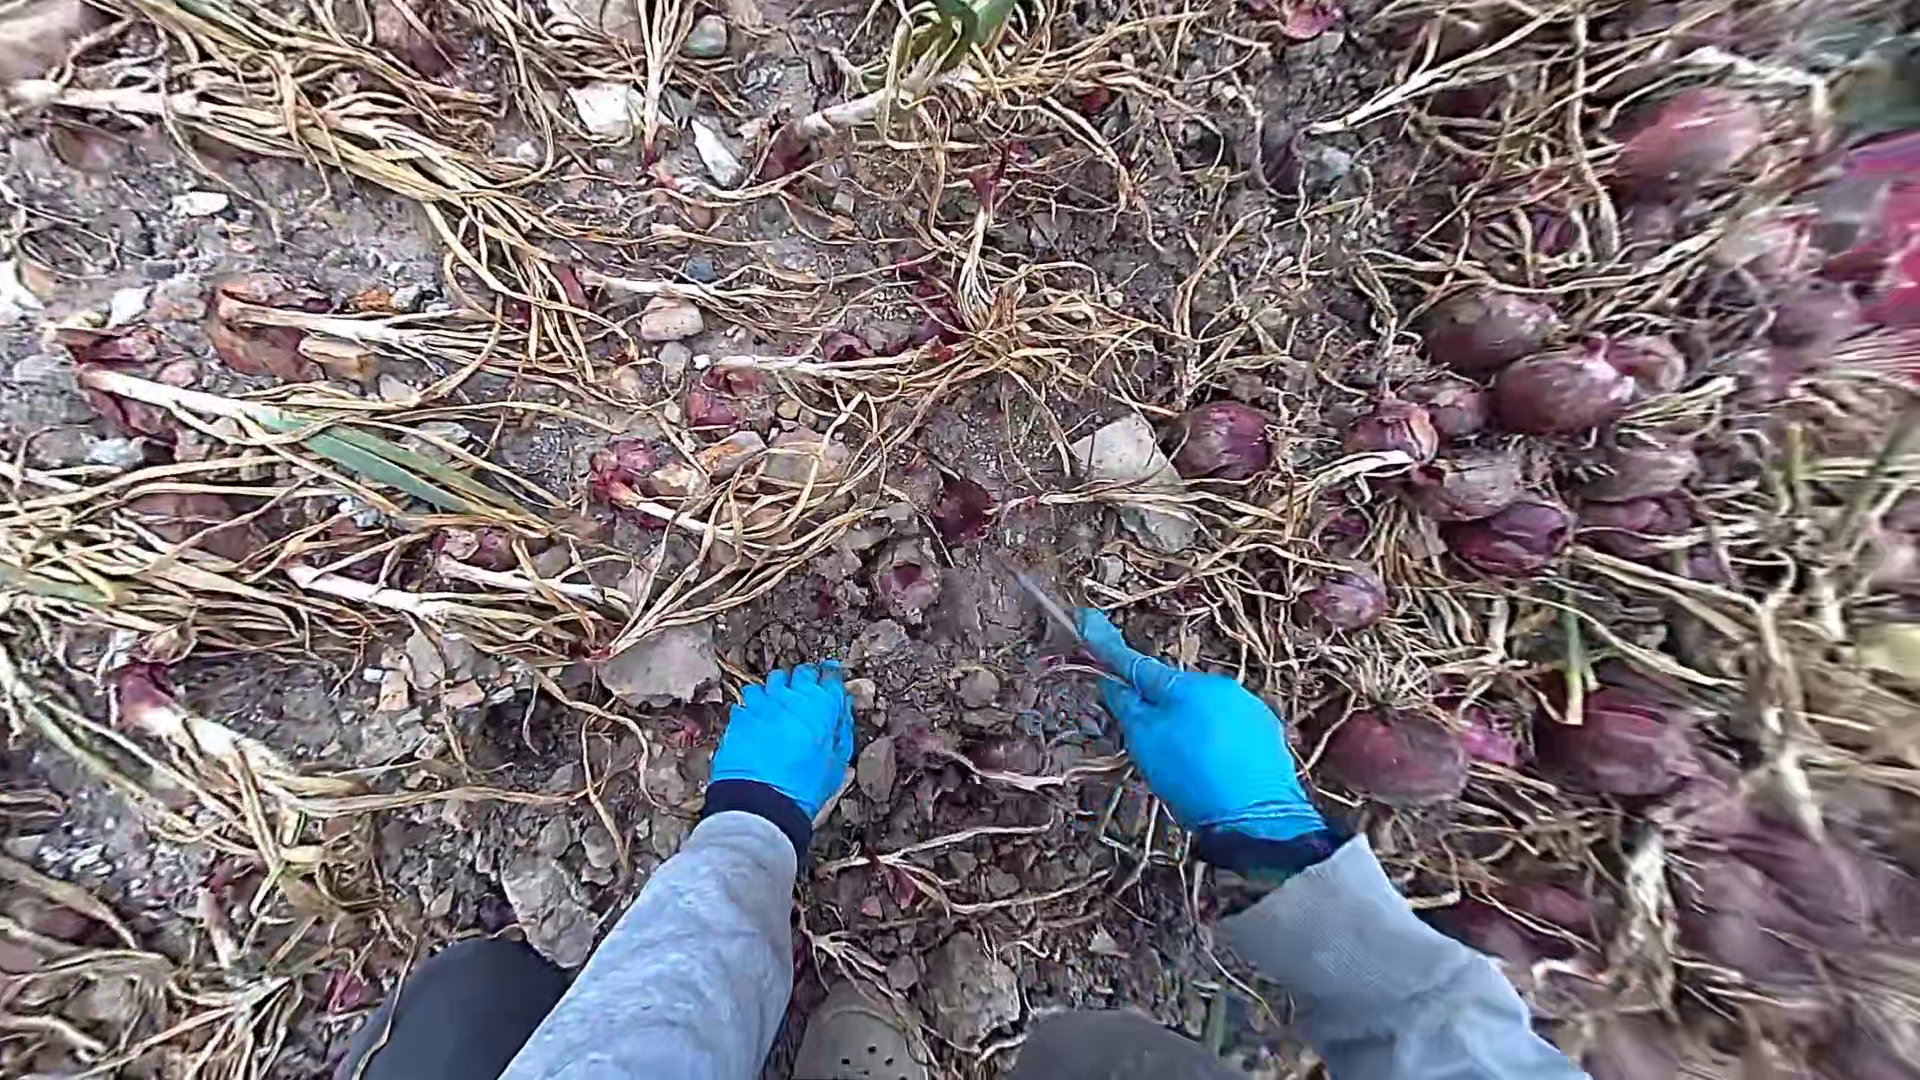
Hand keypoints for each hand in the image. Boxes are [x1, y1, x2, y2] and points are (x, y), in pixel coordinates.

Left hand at [710, 661, 854, 819]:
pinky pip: (749, 700)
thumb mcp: (838, 762)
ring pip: (773, 681)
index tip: (828, 679)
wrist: (760, 804)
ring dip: (778, 690)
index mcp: (823, 705)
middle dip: (804, 680)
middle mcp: (794, 696)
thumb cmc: (803, 788)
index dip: (830, 676)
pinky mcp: (741, 714)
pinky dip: (755, 707)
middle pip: (801, 672)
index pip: (830, 674)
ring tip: (779, 708)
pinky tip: (757, 723)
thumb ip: (842, 728)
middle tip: (805, 695)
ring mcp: (764, 702)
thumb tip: (843, 709)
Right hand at [1076, 609, 1323, 841]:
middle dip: (1159, 705)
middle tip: (1149, 739)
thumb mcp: (1145, 741)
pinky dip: (1216, 738)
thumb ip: (1128, 706)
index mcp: (1186, 684)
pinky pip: (1229, 726)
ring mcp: (1249, 708)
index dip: (1113, 654)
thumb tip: (1113, 683)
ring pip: (1203, 708)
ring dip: (1189, 722)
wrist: (1257, 821)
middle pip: (1174, 690)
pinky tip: (1213, 766)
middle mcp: (1220, 686)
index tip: (1092, 627)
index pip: (1140, 666)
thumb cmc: (1190, 775)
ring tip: (1185, 763)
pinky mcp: (1269, 733)